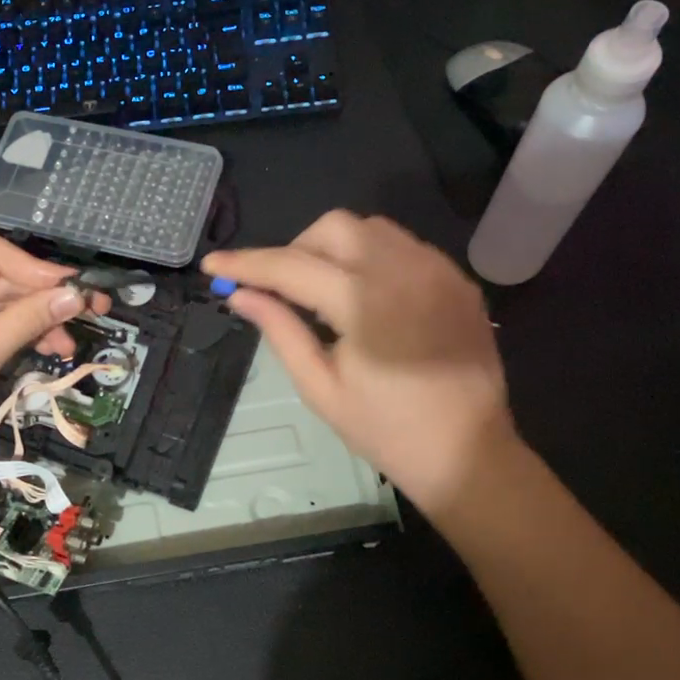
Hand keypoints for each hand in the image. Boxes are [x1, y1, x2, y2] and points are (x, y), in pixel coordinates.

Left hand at [0, 237, 107, 456]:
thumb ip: (27, 320)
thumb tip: (77, 296)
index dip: (38, 270)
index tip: (77, 288)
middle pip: (2, 276)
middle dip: (44, 298)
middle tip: (92, 310)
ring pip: (5, 300)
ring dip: (38, 320)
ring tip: (69, 345)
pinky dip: (22, 332)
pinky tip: (52, 347)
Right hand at [203, 210, 516, 516]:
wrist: (467, 452)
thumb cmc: (386, 431)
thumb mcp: (320, 388)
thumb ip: (281, 332)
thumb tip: (241, 296)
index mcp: (364, 301)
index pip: (291, 266)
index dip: (247, 264)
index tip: (212, 266)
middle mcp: (403, 270)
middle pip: (333, 227)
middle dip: (295, 248)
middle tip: (279, 288)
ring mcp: (437, 270)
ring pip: (372, 228)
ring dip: (334, 248)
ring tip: (322, 292)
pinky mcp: (457, 280)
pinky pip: (404, 247)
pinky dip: (371, 258)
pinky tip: (365, 297)